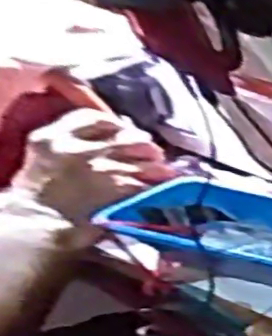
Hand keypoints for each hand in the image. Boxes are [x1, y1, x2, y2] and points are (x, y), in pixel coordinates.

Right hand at [12, 109, 170, 236]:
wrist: (42, 218)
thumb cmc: (45, 188)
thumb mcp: (49, 154)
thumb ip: (78, 141)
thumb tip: (123, 133)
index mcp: (53, 136)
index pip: (96, 117)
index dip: (120, 125)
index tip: (128, 134)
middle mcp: (78, 148)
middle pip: (132, 136)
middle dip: (148, 147)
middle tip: (152, 158)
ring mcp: (103, 168)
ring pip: (152, 159)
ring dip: (162, 167)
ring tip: (159, 174)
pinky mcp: (124, 188)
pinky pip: (157, 183)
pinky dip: (166, 186)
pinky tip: (164, 191)